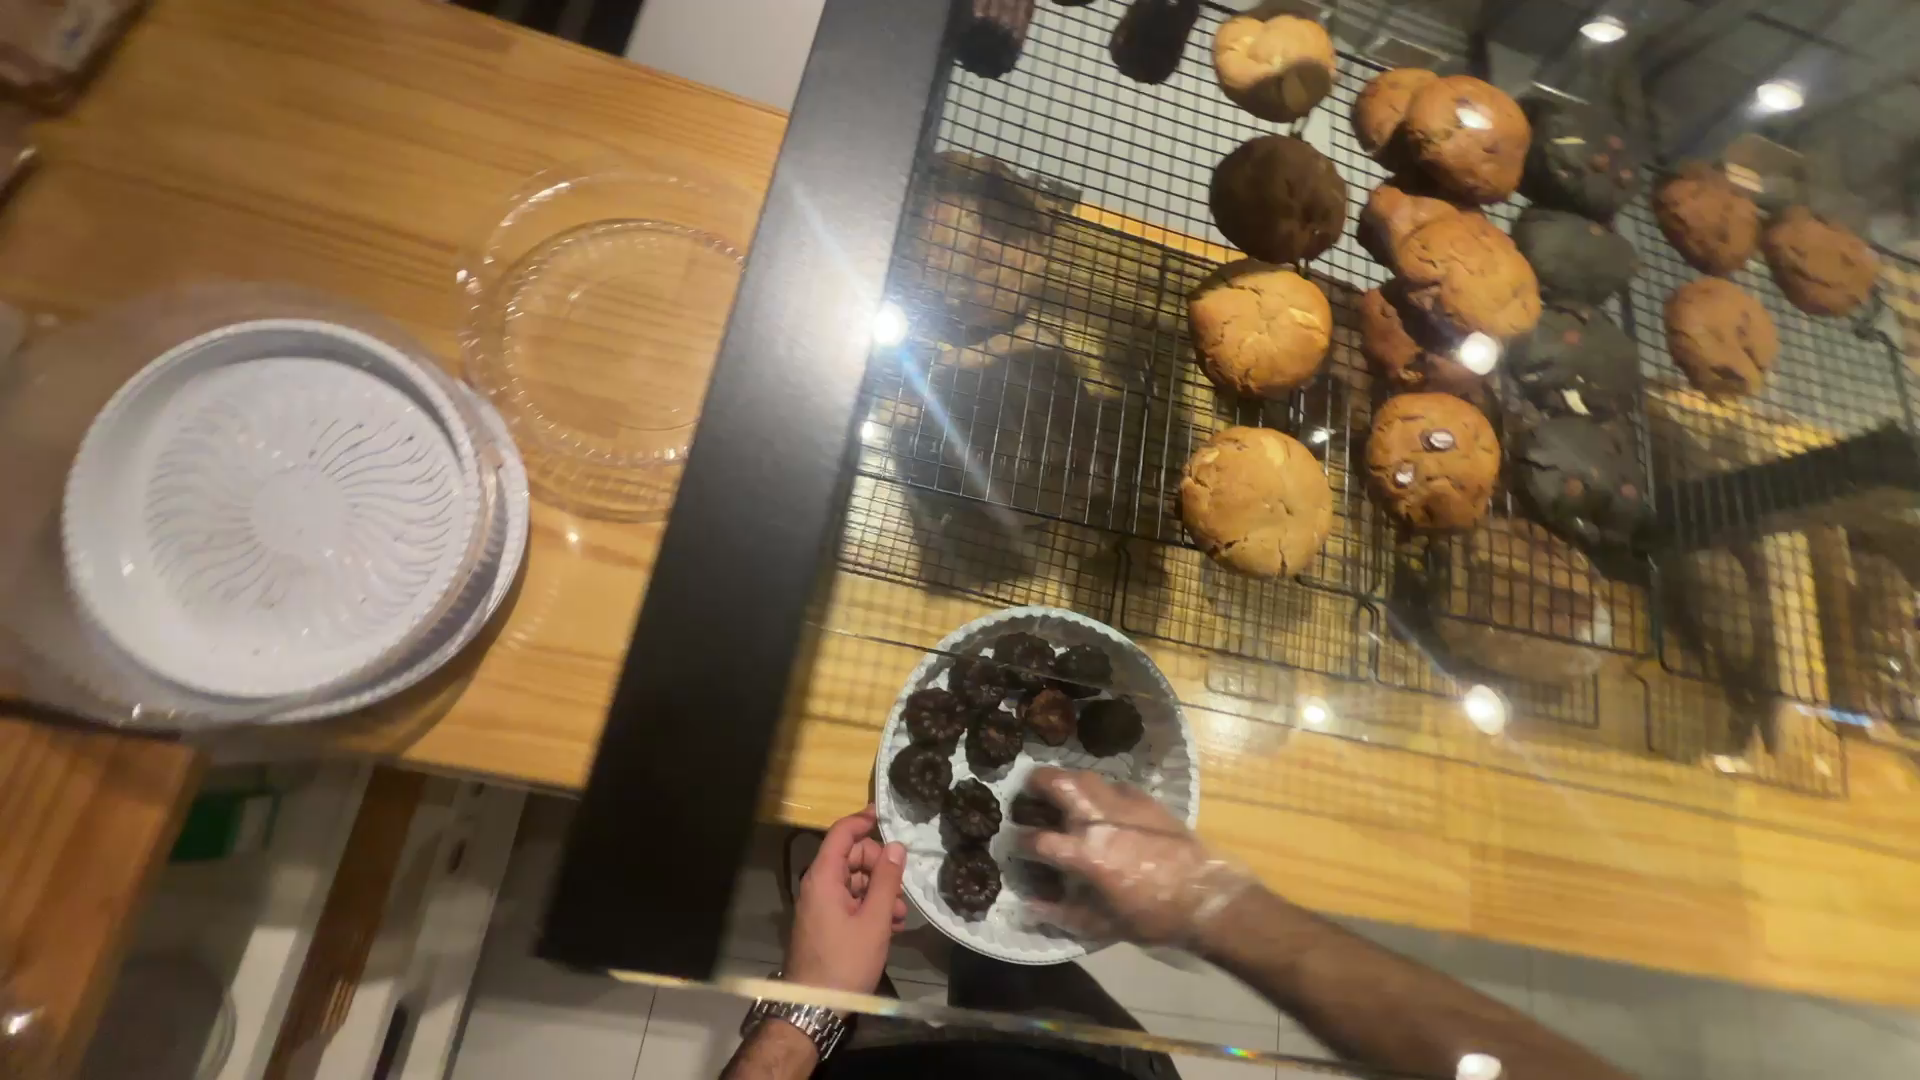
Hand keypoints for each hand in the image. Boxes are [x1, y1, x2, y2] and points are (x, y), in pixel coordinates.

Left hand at [784, 805, 907, 993]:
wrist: (815, 1008)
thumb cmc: (845, 961)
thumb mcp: (874, 920)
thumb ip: (886, 879)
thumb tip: (896, 846)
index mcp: (824, 877)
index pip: (842, 833)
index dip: (862, 820)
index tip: (885, 815)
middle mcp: (818, 884)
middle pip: (852, 856)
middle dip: (880, 867)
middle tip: (901, 889)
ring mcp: (820, 904)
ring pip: (854, 880)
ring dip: (879, 891)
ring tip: (899, 916)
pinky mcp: (824, 922)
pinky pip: (849, 900)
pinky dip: (869, 906)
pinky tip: (889, 926)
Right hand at [1020, 767, 1255, 944]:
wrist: (1206, 897)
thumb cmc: (1151, 916)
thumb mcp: (1102, 925)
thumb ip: (1061, 913)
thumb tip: (1028, 906)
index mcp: (1084, 854)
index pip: (1037, 839)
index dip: (1019, 840)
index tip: (1015, 841)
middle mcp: (1097, 819)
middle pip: (1055, 783)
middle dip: (1035, 783)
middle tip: (1029, 790)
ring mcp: (1120, 803)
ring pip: (1082, 775)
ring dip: (1065, 780)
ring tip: (1061, 792)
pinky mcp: (1142, 797)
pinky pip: (1111, 784)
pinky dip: (1098, 790)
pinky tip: (1103, 805)